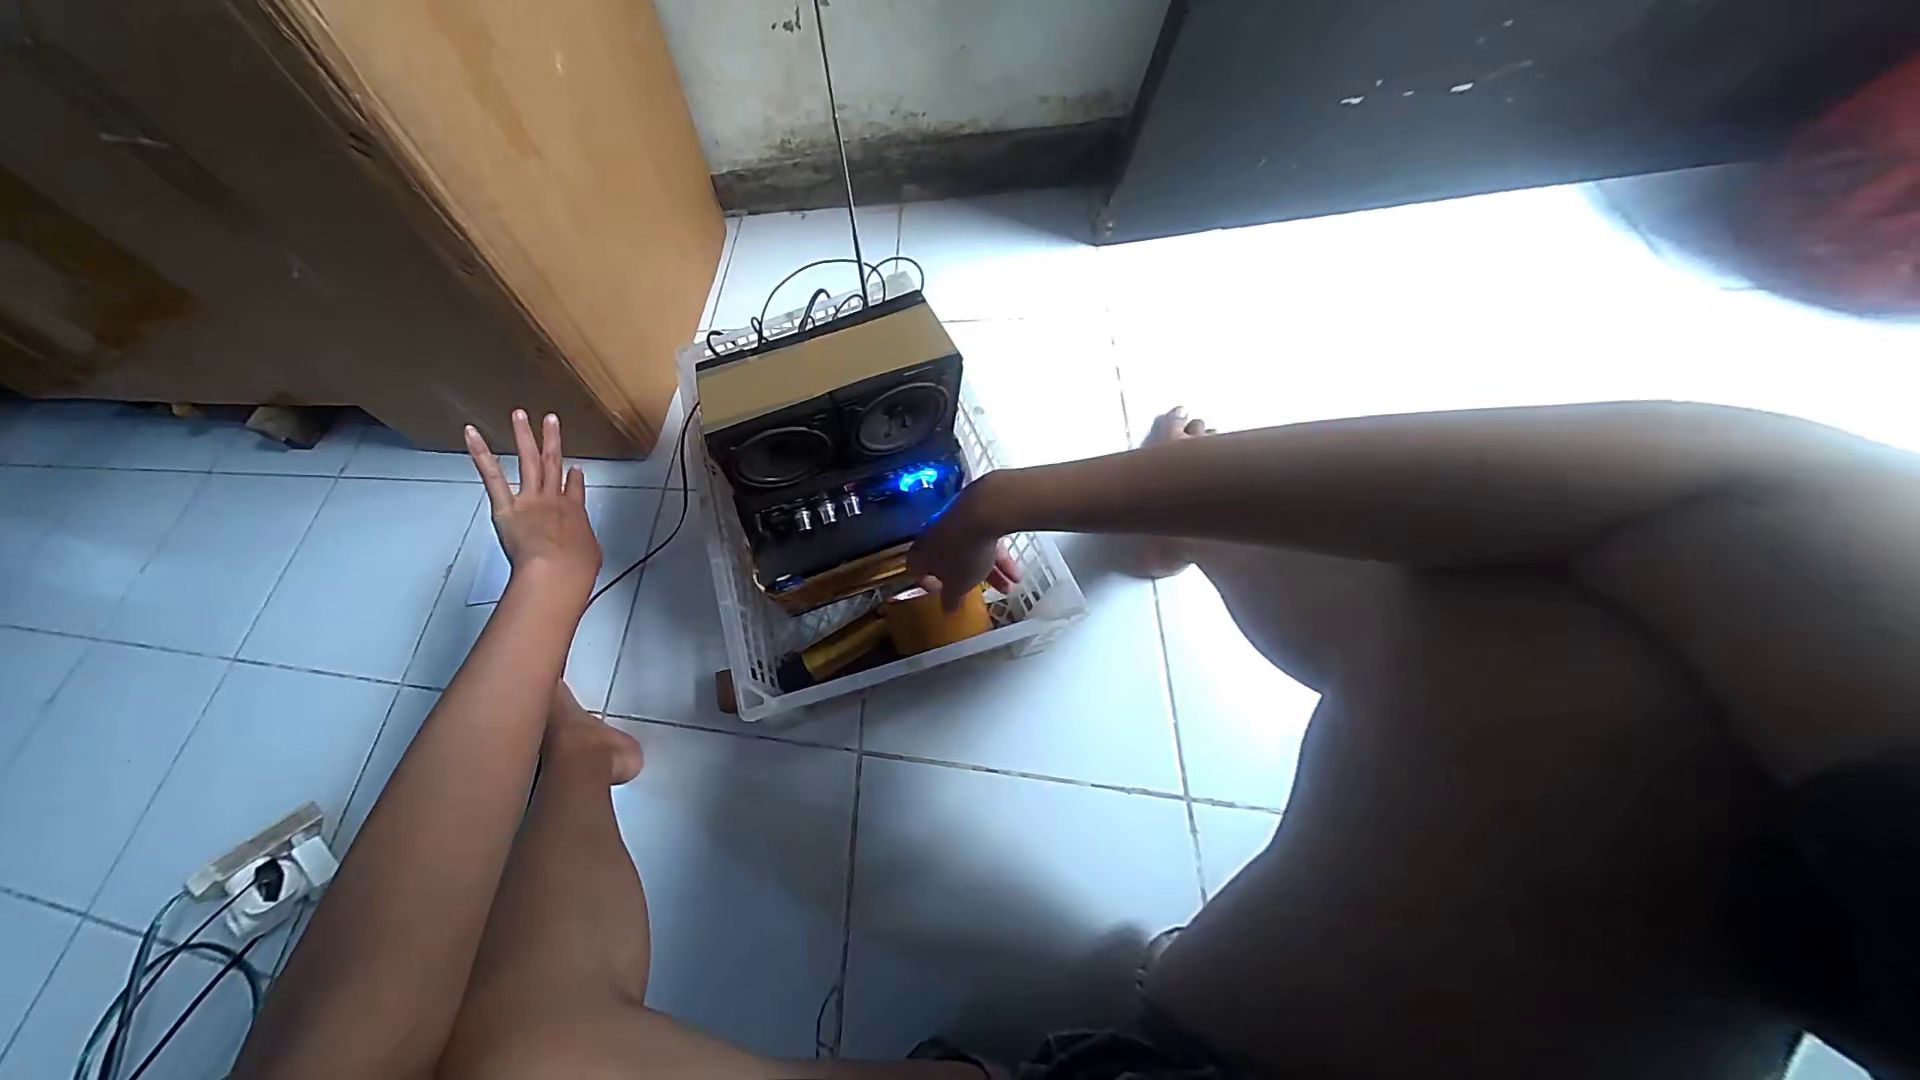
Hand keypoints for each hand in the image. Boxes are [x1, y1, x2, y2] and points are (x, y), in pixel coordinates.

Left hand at [466, 410, 600, 598]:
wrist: (558, 570)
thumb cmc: (576, 568)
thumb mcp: (590, 555)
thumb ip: (582, 545)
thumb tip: (580, 549)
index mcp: (575, 512)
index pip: (574, 489)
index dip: (574, 478)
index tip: (575, 468)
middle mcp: (554, 499)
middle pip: (553, 464)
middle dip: (552, 440)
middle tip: (550, 419)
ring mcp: (530, 499)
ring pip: (529, 460)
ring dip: (524, 435)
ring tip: (520, 415)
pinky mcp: (506, 506)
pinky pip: (493, 475)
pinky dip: (481, 453)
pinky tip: (472, 434)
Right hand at [906, 479, 1021, 612]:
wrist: (983, 511)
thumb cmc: (963, 554)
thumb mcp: (958, 585)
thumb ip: (952, 599)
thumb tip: (947, 611)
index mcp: (921, 554)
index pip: (917, 571)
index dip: (930, 584)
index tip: (944, 593)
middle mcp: (933, 536)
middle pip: (950, 561)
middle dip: (972, 579)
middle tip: (986, 593)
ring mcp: (954, 522)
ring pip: (971, 550)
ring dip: (991, 569)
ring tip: (1012, 584)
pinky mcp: (974, 511)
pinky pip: (983, 538)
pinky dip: (996, 553)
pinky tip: (1015, 569)